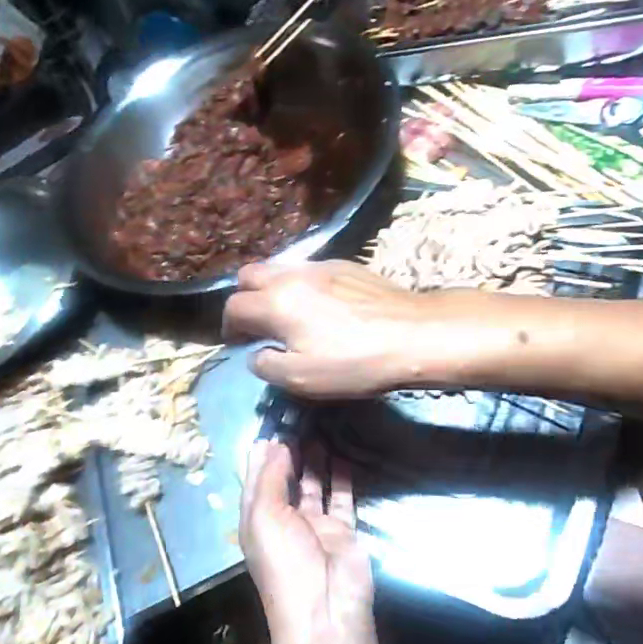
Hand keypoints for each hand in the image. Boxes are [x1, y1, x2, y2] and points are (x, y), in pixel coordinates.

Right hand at [222, 262, 445, 398]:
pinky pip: (306, 268)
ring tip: (285, 314)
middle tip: (256, 324)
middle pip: (249, 276)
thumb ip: (267, 366)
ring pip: (278, 267)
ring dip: (270, 288)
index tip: (238, 344)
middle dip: (244, 298)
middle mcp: (291, 275)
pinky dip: (298, 284)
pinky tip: (318, 305)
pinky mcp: (344, 265)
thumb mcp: (302, 378)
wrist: (413, 334)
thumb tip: (256, 355)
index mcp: (275, 303)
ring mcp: (319, 265)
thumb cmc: (354, 362)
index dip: (229, 328)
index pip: (234, 307)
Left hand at [240, 439, 371, 643]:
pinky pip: (341, 499)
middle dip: (289, 453)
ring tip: (319, 430)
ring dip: (314, 461)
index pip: (256, 481)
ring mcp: (314, 527)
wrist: (327, 611)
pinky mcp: (342, 532)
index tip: (271, 424)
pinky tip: (342, 454)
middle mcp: (283, 522)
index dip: (262, 455)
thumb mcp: (264, 515)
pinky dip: (341, 478)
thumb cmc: (285, 562)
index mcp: (256, 521)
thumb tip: (273, 443)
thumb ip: (270, 477)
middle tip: (299, 420)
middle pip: (284, 481)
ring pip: (312, 486)